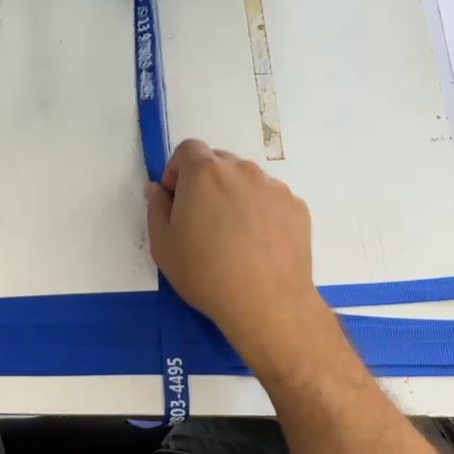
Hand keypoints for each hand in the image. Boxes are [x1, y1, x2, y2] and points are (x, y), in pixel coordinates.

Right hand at [146, 139, 330, 358]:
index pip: (188, 149)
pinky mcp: (297, 207)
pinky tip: (258, 245)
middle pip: (219, 162)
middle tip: (202, 220)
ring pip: (247, 181)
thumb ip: (156, 208)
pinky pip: (271, 200)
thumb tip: (158, 189)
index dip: (177, 170)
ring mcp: (274, 187)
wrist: (267, 304)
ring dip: (235, 196)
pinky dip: (261, 213)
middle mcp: (242, 170)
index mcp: (205, 173)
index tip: (176, 199)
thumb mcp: (163, 245)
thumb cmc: (205, 274)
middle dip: (205, 182)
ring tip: (233, 236)